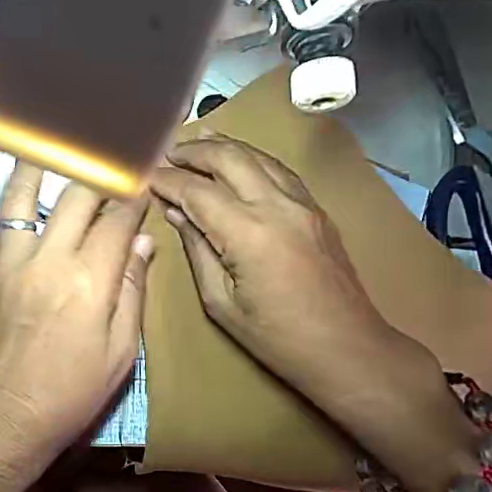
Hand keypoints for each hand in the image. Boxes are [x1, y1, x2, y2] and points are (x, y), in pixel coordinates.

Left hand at [0, 159, 153, 487]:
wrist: (2, 418)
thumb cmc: (68, 394)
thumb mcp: (119, 353)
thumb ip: (131, 291)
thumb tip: (144, 241)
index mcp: (90, 280)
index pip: (119, 218)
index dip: (134, 189)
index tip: (144, 166)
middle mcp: (48, 259)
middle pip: (76, 196)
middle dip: (97, 166)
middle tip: (106, 143)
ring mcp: (5, 261)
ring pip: (20, 196)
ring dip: (36, 162)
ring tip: (46, 137)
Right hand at [149, 135, 476, 491]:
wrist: (348, 348)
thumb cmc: (277, 337)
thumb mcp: (220, 301)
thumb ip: (197, 249)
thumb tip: (175, 212)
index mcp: (247, 233)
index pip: (196, 191)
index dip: (166, 180)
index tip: (143, 174)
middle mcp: (276, 206)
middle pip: (228, 157)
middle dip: (193, 150)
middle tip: (165, 152)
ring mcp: (301, 203)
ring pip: (257, 156)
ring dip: (223, 147)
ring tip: (195, 143)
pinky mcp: (316, 209)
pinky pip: (278, 170)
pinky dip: (251, 158)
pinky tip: (236, 160)